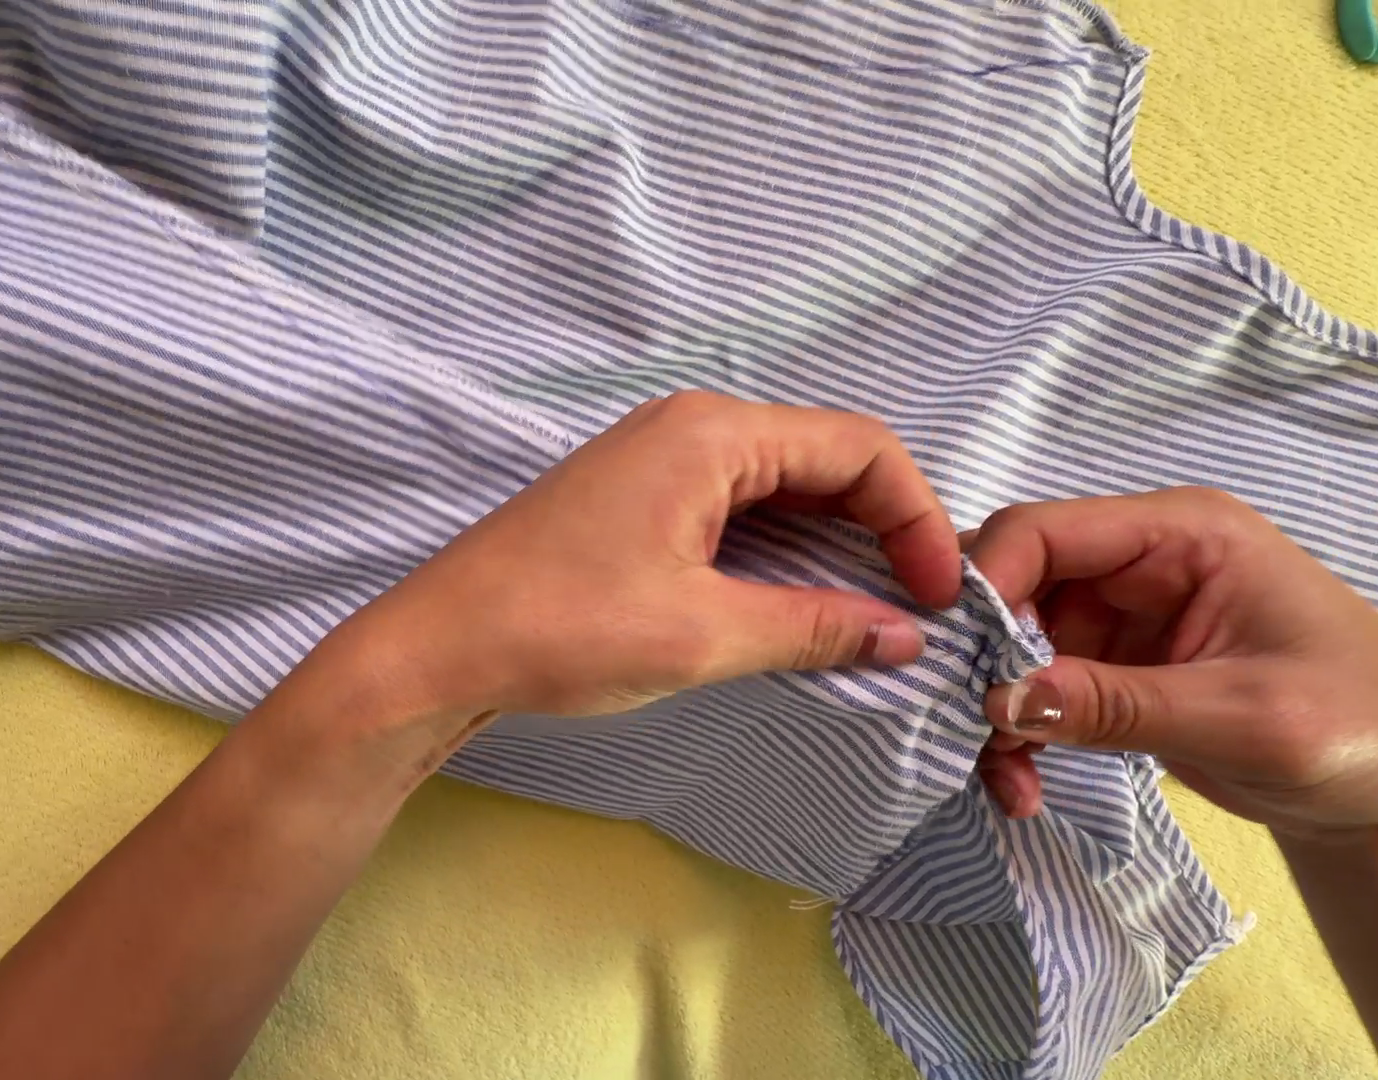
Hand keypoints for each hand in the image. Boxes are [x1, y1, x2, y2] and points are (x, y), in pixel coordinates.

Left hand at [300, 391, 962, 768]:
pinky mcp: (631, 499)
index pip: (856, 448)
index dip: (914, 516)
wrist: (440, 643)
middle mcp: (686, 428)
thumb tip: (902, 634)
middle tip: (908, 607)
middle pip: (818, 462)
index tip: (937, 594)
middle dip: (875, 528)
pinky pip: (728, 510)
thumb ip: (814, 626)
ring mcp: (652, 461)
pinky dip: (772, 551)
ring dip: (825, 544)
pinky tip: (788, 598)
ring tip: (861, 611)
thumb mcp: (703, 633)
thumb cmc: (564, 627)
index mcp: (711, 434)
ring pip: (773, 490)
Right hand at [967, 488, 1377, 834]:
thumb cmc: (1372, 734)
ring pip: (1002, 641)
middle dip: (977, 652)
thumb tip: (995, 701)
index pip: (1040, 531)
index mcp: (1176, 535)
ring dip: (989, 705)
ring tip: (1000, 771)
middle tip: (959, 717)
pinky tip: (1020, 782)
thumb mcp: (1251, 720)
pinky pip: (1023, 683)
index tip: (953, 657)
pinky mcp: (1095, 661)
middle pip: (1007, 582)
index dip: (984, 582)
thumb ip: (1118, 705)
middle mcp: (1129, 562)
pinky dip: (1011, 731)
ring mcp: (1107, 614)